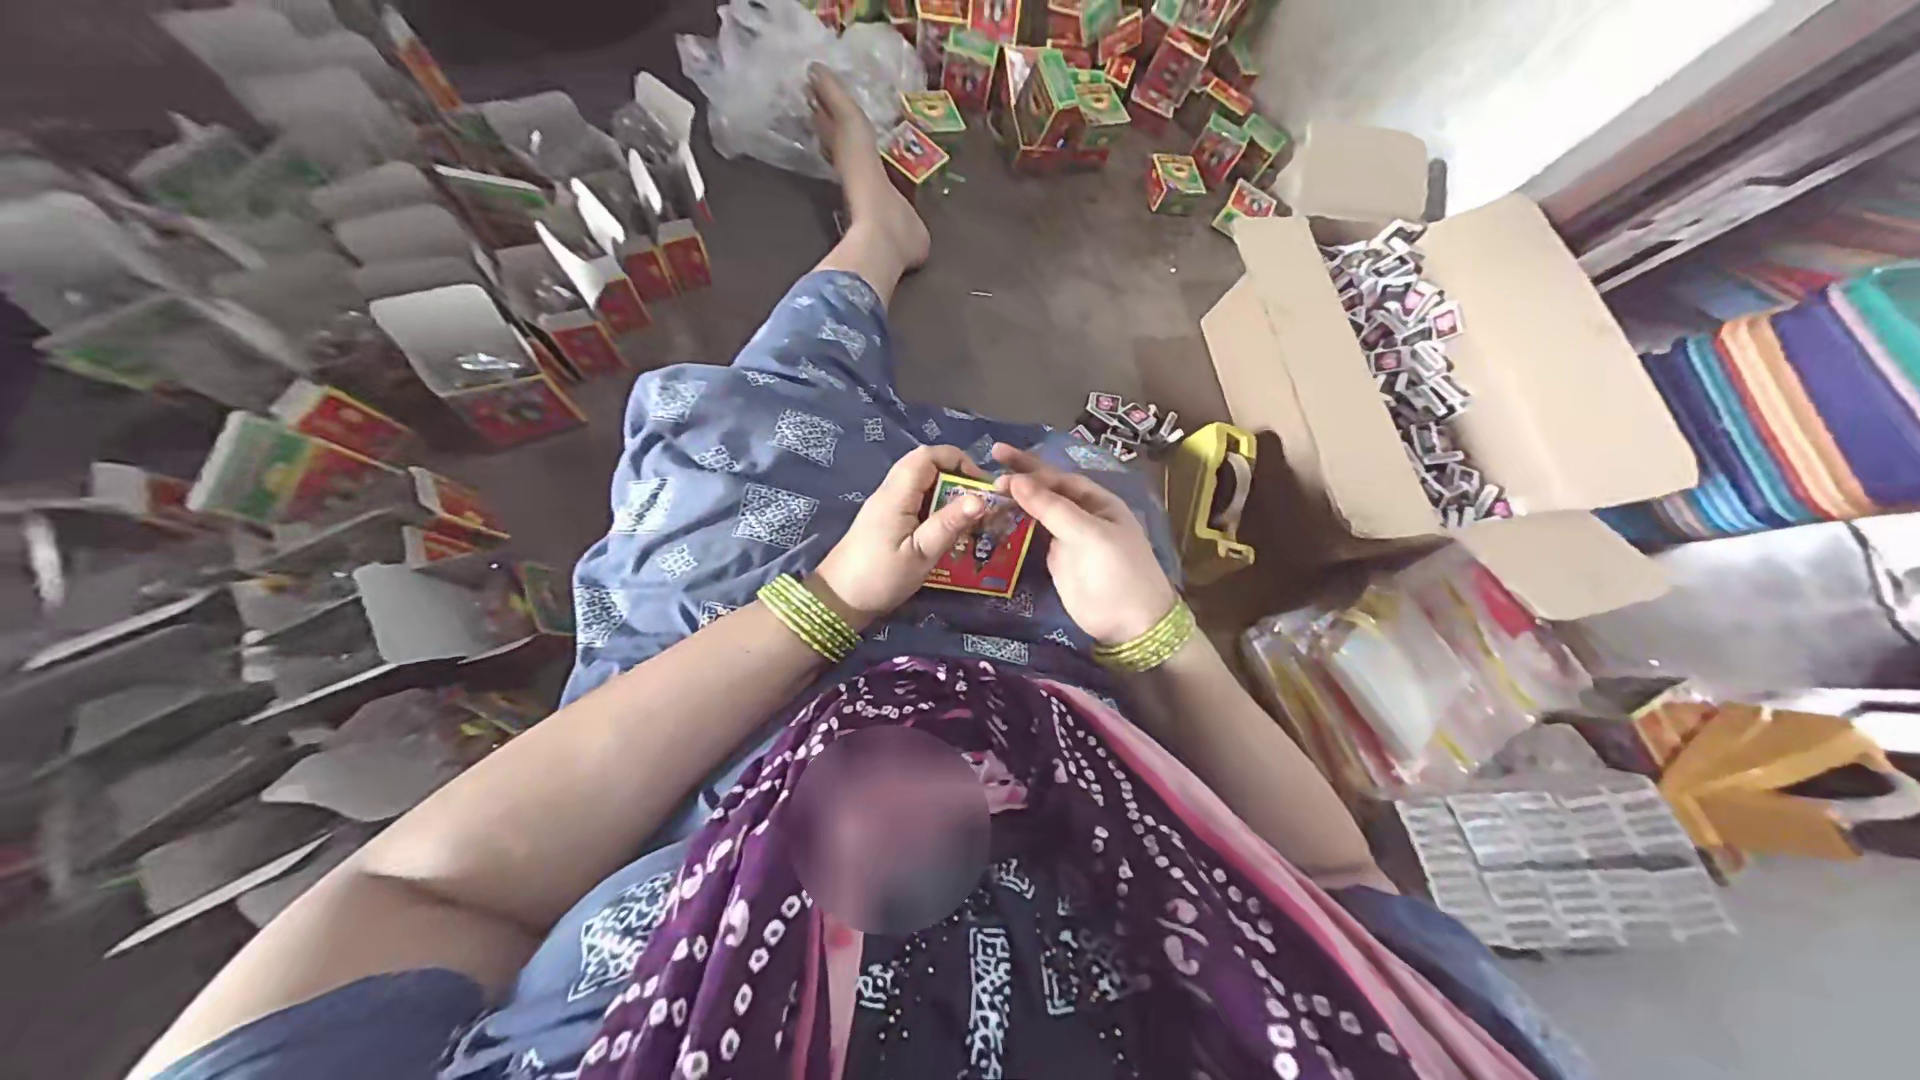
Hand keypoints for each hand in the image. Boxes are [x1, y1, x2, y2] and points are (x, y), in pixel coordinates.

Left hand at [811, 445, 988, 628]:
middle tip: (979, 504)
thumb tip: (981, 499)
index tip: (980, 483)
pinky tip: (947, 531)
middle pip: (925, 467)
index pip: (927, 455)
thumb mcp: (920, 554)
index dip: (957, 460)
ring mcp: (885, 506)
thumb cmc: (880, 577)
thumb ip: (949, 524)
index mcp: (897, 495)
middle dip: (956, 478)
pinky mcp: (885, 520)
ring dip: (947, 495)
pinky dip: (935, 508)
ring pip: (921, 485)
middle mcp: (889, 492)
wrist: (839, 600)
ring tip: (968, 519)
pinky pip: (915, 501)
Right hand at [991, 444, 1178, 645]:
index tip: (998, 461)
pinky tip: (996, 518)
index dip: (1030, 468)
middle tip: (988, 464)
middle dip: (1020, 477)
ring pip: (1037, 512)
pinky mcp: (1056, 559)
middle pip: (1046, 490)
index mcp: (1097, 502)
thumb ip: (1052, 508)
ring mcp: (1067, 537)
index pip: (1058, 478)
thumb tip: (1016, 481)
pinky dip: (1015, 525)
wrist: (1129, 623)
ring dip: (1014, 501)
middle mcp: (1081, 514)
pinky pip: (1033, 535)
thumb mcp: (1088, 534)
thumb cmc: (1117, 571)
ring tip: (985, 492)